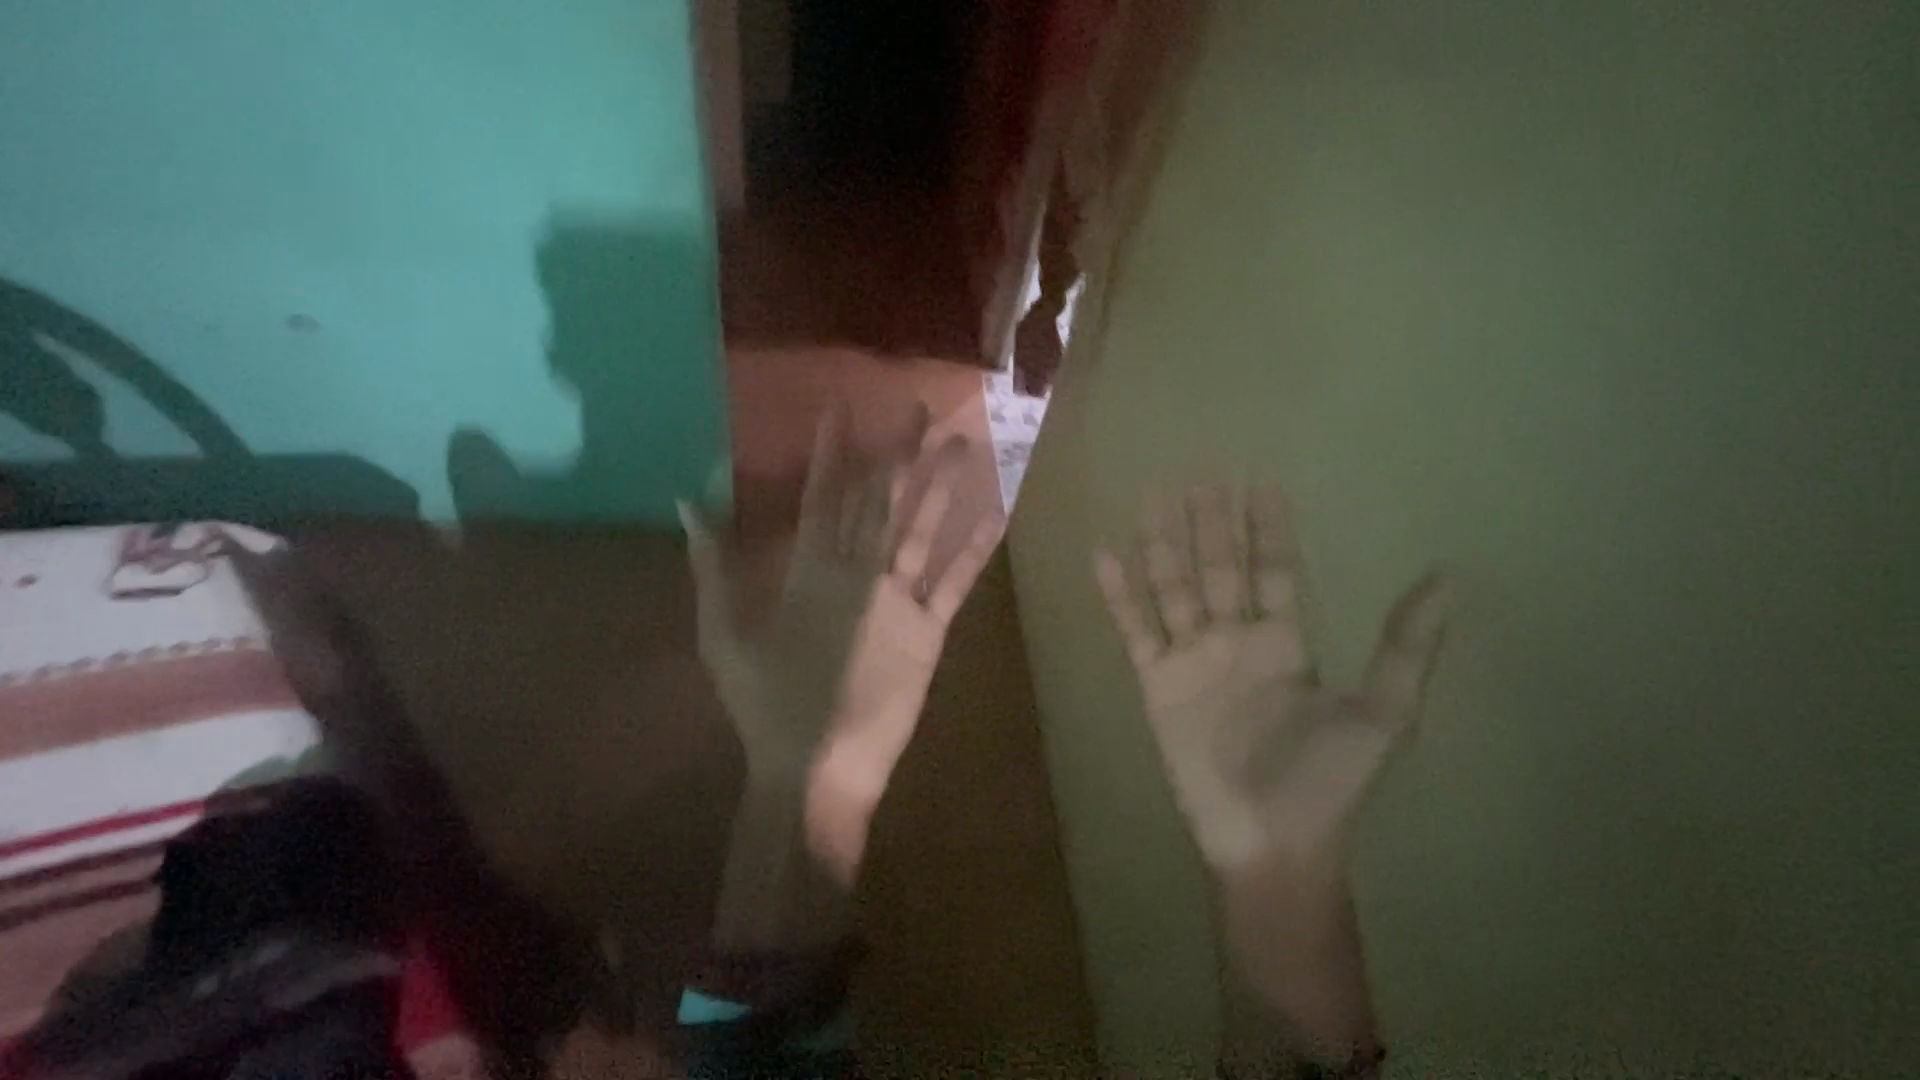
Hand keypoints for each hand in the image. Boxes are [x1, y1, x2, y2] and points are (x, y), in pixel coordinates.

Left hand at [680, 403, 1001, 845]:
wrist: (814, 765)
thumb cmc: (766, 702)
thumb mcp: (724, 631)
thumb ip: (713, 566)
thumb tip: (686, 499)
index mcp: (810, 571)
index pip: (823, 497)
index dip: (830, 455)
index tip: (839, 408)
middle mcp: (856, 574)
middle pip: (881, 502)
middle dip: (898, 455)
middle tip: (921, 408)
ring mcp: (895, 600)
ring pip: (921, 531)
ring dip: (940, 490)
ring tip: (963, 446)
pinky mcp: (927, 629)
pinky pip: (954, 583)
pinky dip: (975, 552)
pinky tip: (997, 516)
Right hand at [1095, 483, 1449, 874]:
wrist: (1269, 842)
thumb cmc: (1327, 781)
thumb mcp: (1383, 713)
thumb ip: (1406, 645)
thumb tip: (1448, 576)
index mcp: (1285, 642)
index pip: (1273, 570)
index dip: (1267, 529)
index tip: (1261, 482)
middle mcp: (1235, 640)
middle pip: (1217, 567)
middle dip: (1208, 522)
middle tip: (1198, 472)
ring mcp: (1192, 659)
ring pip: (1173, 587)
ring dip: (1162, 544)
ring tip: (1150, 497)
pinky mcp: (1156, 683)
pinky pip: (1135, 629)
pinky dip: (1119, 594)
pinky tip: (1104, 554)